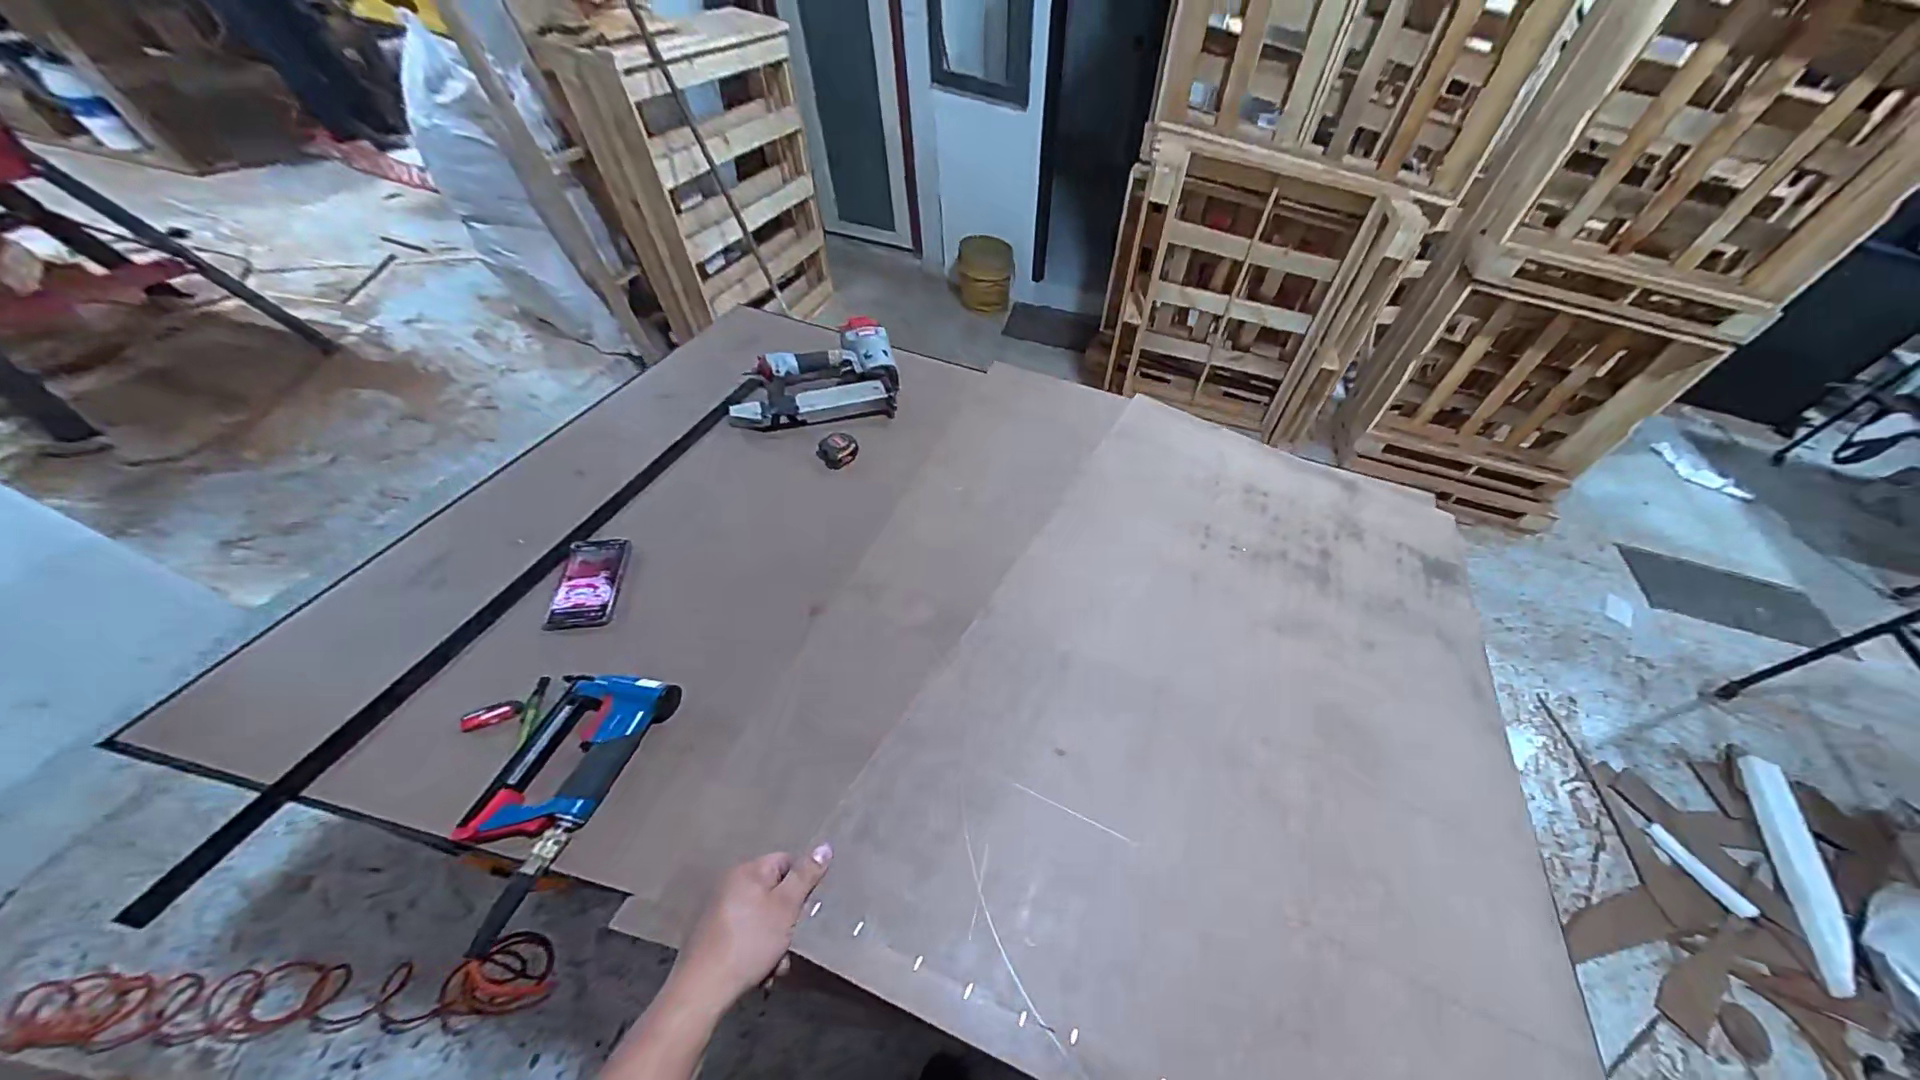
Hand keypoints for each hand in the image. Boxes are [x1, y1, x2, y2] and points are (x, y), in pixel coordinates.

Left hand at [663, 844, 832, 1017]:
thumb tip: (824, 846)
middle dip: (788, 921)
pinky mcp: (713, 937)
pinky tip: (760, 973)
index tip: (804, 910)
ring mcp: (719, 912)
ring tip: (774, 966)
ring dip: (775, 942)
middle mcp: (731, 885)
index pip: (786, 862)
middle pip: (775, 894)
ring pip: (762, 920)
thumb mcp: (786, 906)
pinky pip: (746, 936)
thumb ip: (806, 876)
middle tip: (790, 942)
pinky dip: (757, 951)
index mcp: (747, 871)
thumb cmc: (749, 942)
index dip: (801, 885)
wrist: (702, 990)